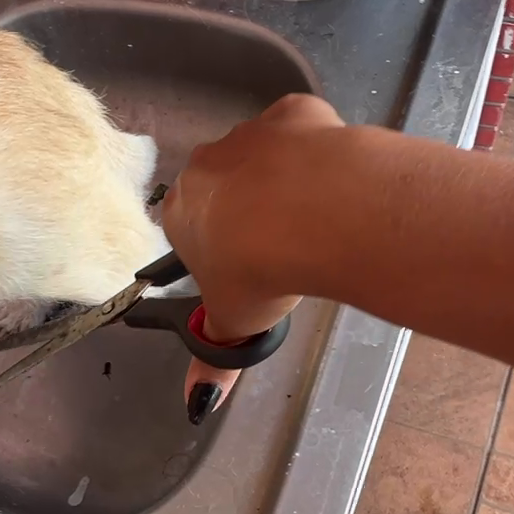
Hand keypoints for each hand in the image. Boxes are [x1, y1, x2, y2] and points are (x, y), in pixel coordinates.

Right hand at [164, 94, 342, 419]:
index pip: (188, 228)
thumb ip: (215, 356)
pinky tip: (333, 178)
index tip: (247, 269)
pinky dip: (315, 152)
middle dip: (248, 213)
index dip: (219, 251)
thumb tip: (197, 402)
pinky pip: (301, 131)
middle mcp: (205, 166)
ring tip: (317, 218)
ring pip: (263, 159)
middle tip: (283, 247)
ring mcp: (250, 133)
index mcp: (180, 213)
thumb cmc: (260, 272)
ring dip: (282, 182)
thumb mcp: (235, 324)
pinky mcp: (294, 111)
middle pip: (223, 190)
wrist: (315, 216)